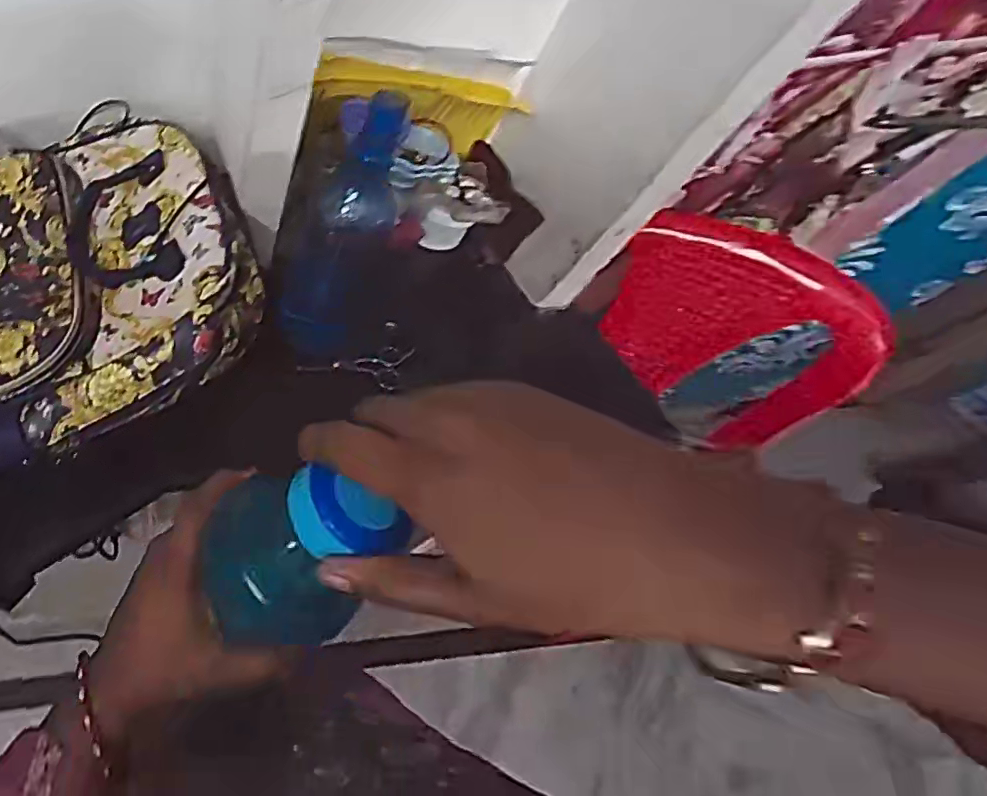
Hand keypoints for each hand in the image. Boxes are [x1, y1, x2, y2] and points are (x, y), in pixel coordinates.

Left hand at [84, 470, 288, 741]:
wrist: (114, 693)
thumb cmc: (164, 668)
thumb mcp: (221, 668)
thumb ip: (267, 660)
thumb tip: (308, 645)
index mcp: (175, 558)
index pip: (198, 504)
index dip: (225, 483)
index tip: (257, 475)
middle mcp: (163, 550)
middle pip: (198, 508)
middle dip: (232, 498)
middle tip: (271, 502)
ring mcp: (155, 562)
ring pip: (192, 524)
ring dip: (221, 517)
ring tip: (260, 522)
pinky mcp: (154, 575)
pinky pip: (186, 540)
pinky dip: (210, 535)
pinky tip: (235, 554)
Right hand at [300, 382, 834, 655]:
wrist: (677, 529)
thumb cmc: (573, 580)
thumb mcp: (476, 599)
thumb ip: (392, 579)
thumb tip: (327, 565)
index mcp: (427, 474)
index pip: (342, 438)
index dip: (315, 443)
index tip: (310, 457)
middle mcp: (444, 420)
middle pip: (373, 408)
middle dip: (359, 435)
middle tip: (377, 478)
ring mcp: (484, 395)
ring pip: (414, 397)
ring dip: (401, 424)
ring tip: (430, 467)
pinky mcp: (518, 387)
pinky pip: (455, 392)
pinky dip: (441, 414)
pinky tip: (477, 451)